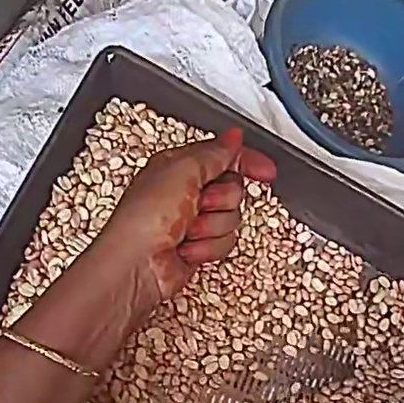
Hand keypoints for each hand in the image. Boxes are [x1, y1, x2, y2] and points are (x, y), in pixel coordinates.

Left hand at [95, 127, 278, 309]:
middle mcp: (187, 193)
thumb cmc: (147, 217)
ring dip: (213, 227)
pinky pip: (224, 243)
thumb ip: (214, 153)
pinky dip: (208, 248)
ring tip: (188, 231)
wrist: (137, 264)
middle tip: (201, 205)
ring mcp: (193, 222)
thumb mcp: (183, 170)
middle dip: (222, 201)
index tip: (266, 172)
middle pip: (233, 191)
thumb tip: (233, 138)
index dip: (247, 162)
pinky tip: (187, 250)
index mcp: (180, 167)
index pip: (223, 158)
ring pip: (232, 220)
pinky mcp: (199, 247)